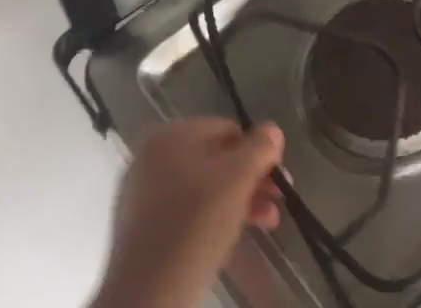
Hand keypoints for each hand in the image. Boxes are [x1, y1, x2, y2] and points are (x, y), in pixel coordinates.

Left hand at [94, 119, 284, 307]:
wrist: (146, 293)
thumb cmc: (194, 226)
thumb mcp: (237, 180)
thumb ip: (259, 149)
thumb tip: (273, 130)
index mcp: (170, 135)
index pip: (228, 130)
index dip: (258, 152)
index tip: (277, 180)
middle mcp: (152, 156)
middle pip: (217, 159)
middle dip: (251, 180)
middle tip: (276, 202)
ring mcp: (144, 191)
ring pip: (204, 187)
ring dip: (239, 200)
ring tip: (266, 222)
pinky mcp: (142, 225)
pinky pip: (186, 209)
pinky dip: (212, 217)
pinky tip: (232, 234)